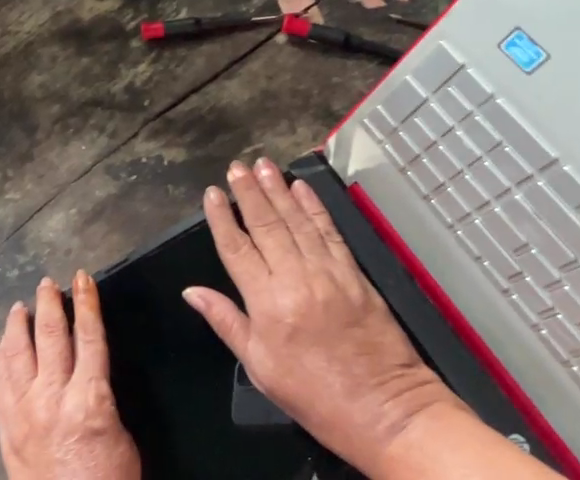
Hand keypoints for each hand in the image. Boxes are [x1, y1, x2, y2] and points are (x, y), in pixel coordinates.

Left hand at [0, 272, 140, 479]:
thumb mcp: (121, 438)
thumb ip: (101, 399)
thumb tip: (88, 375)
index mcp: (89, 399)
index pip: (89, 337)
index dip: (87, 303)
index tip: (82, 278)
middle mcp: (52, 396)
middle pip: (50, 336)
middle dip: (49, 304)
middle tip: (47, 283)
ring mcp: (24, 410)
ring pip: (17, 352)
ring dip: (19, 324)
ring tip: (21, 306)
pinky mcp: (6, 425)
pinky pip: (0, 379)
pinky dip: (2, 355)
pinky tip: (4, 344)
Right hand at [184, 158, 461, 474]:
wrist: (387, 413)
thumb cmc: (315, 396)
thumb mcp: (260, 368)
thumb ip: (226, 322)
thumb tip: (192, 291)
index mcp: (267, 303)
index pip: (237, 248)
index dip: (222, 218)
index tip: (212, 193)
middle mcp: (296, 280)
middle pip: (266, 226)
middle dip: (250, 193)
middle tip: (236, 166)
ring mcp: (329, 274)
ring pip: (297, 222)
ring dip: (278, 191)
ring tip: (263, 165)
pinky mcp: (355, 276)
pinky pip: (330, 233)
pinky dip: (314, 208)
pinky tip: (302, 189)